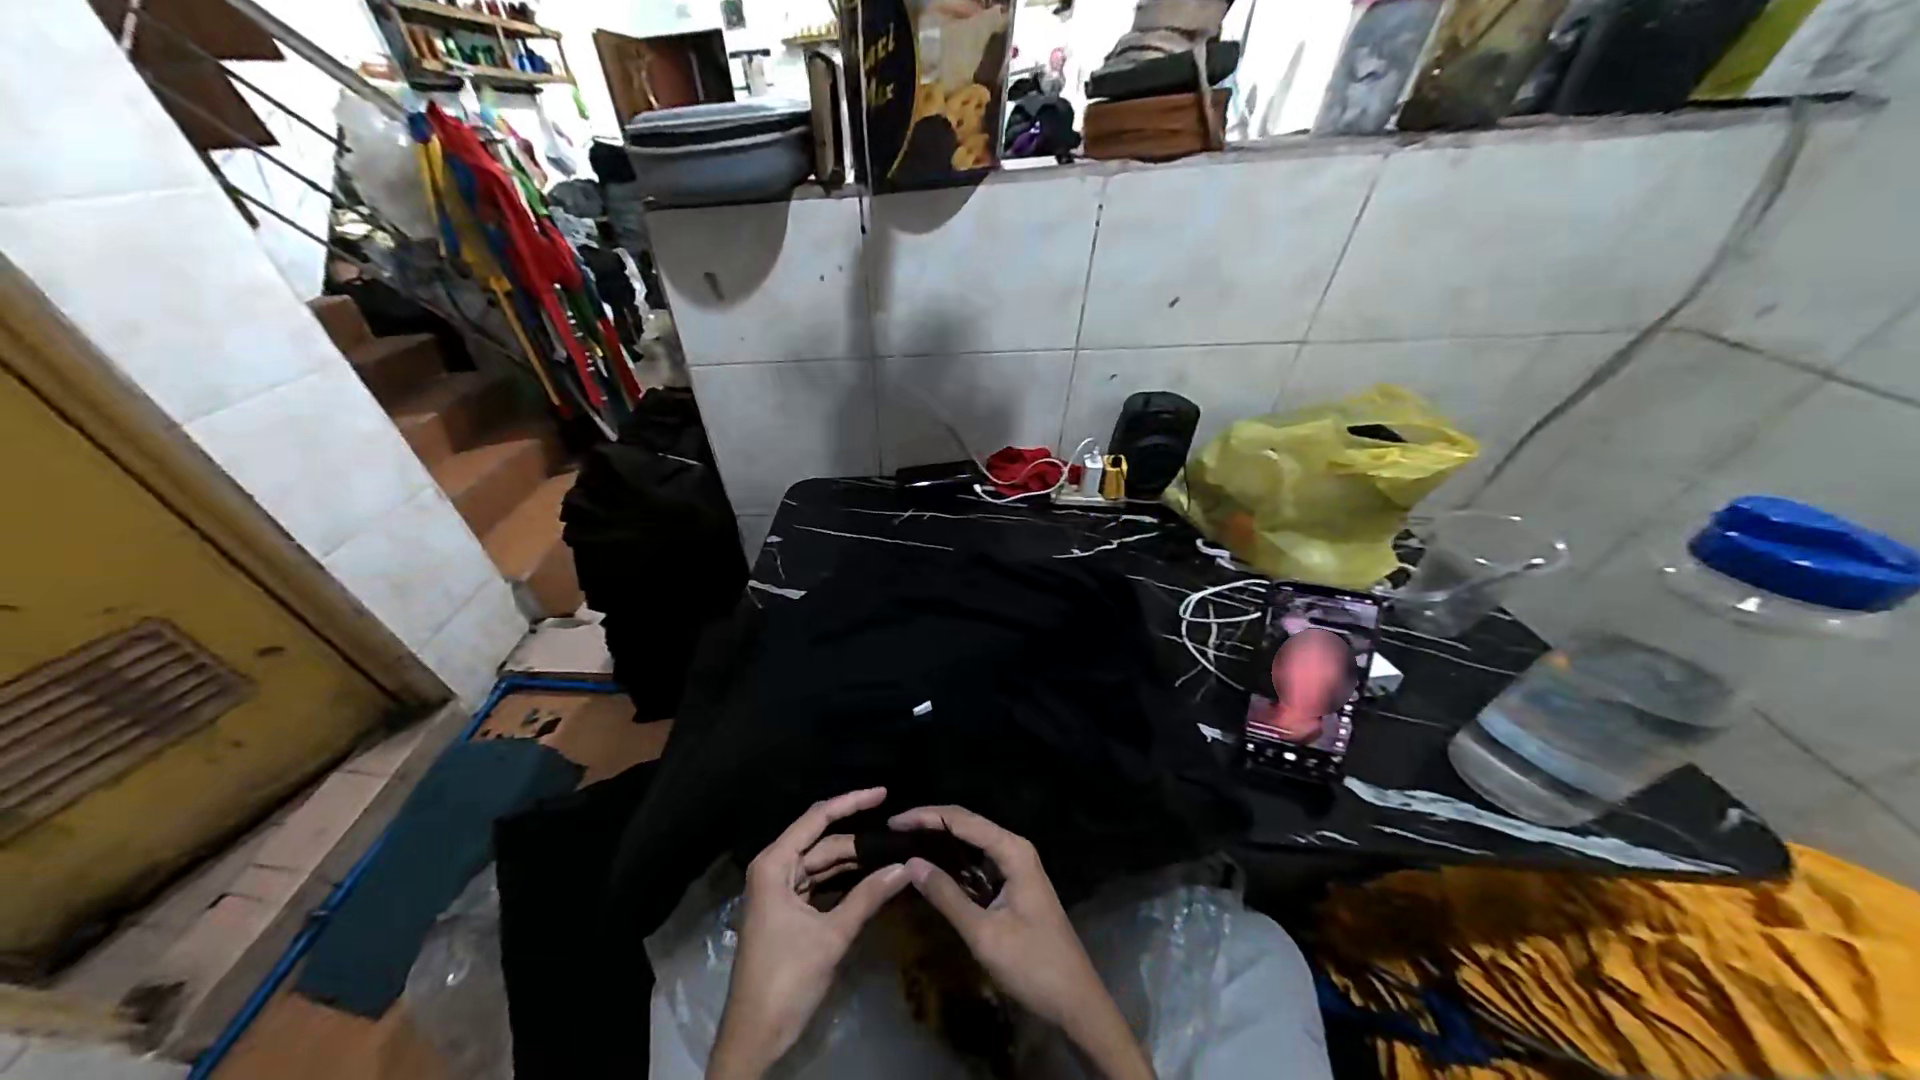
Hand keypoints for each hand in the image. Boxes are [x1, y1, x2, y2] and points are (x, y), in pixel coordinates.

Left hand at [708, 788, 909, 1079]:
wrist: (756, 1035)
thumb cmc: (786, 978)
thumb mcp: (832, 935)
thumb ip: (869, 896)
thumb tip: (906, 867)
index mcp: (774, 865)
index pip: (817, 818)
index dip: (851, 802)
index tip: (883, 793)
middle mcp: (773, 869)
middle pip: (822, 842)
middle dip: (859, 839)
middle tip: (898, 835)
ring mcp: (778, 890)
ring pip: (822, 864)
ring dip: (854, 861)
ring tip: (891, 853)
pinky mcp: (787, 910)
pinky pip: (820, 884)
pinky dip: (844, 881)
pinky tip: (871, 878)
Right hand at [889, 806, 1155, 1079]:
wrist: (1075, 1001)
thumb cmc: (1033, 965)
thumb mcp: (984, 933)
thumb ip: (947, 895)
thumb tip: (910, 863)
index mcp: (1013, 851)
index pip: (962, 820)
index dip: (926, 816)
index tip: (893, 821)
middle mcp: (1015, 849)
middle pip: (967, 824)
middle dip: (931, 823)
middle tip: (895, 829)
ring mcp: (1016, 867)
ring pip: (972, 842)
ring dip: (941, 840)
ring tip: (905, 842)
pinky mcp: (1013, 885)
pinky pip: (978, 863)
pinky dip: (954, 861)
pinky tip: (932, 867)